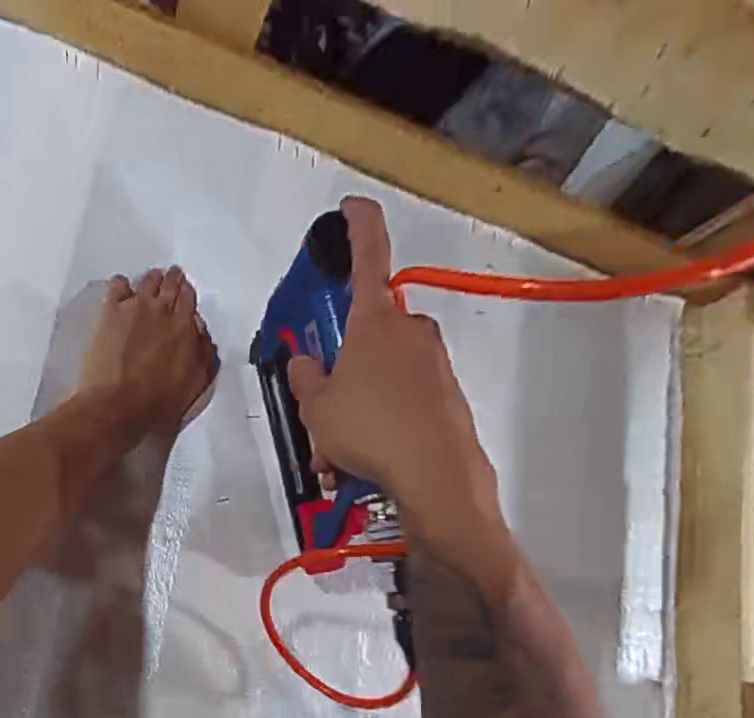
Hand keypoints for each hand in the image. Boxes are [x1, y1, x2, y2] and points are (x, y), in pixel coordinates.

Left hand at [77, 266, 217, 434]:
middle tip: (173, 276)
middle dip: (173, 280)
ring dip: (152, 279)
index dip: (188, 293)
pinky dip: (121, 284)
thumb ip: (202, 354)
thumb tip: (201, 334)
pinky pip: (117, 286)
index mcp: (185, 329)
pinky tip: (121, 287)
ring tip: (152, 278)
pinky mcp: (110, 312)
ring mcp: (135, 308)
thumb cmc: (158, 402)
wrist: (119, 405)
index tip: (186, 290)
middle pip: (170, 286)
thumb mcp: (195, 383)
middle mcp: (162, 311)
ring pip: (147, 282)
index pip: (189, 300)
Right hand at [287, 197, 496, 520]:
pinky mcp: (447, 397)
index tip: (352, 206)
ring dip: (354, 411)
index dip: (359, 225)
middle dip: (341, 372)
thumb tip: (307, 363)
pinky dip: (379, 426)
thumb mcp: (317, 407)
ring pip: (381, 378)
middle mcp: (410, 333)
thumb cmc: (369, 429)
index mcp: (375, 322)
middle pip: (367, 337)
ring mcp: (433, 365)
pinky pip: (402, 402)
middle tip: (320, 413)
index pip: (368, 256)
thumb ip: (306, 379)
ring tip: (336, 458)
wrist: (436, 475)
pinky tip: (362, 463)